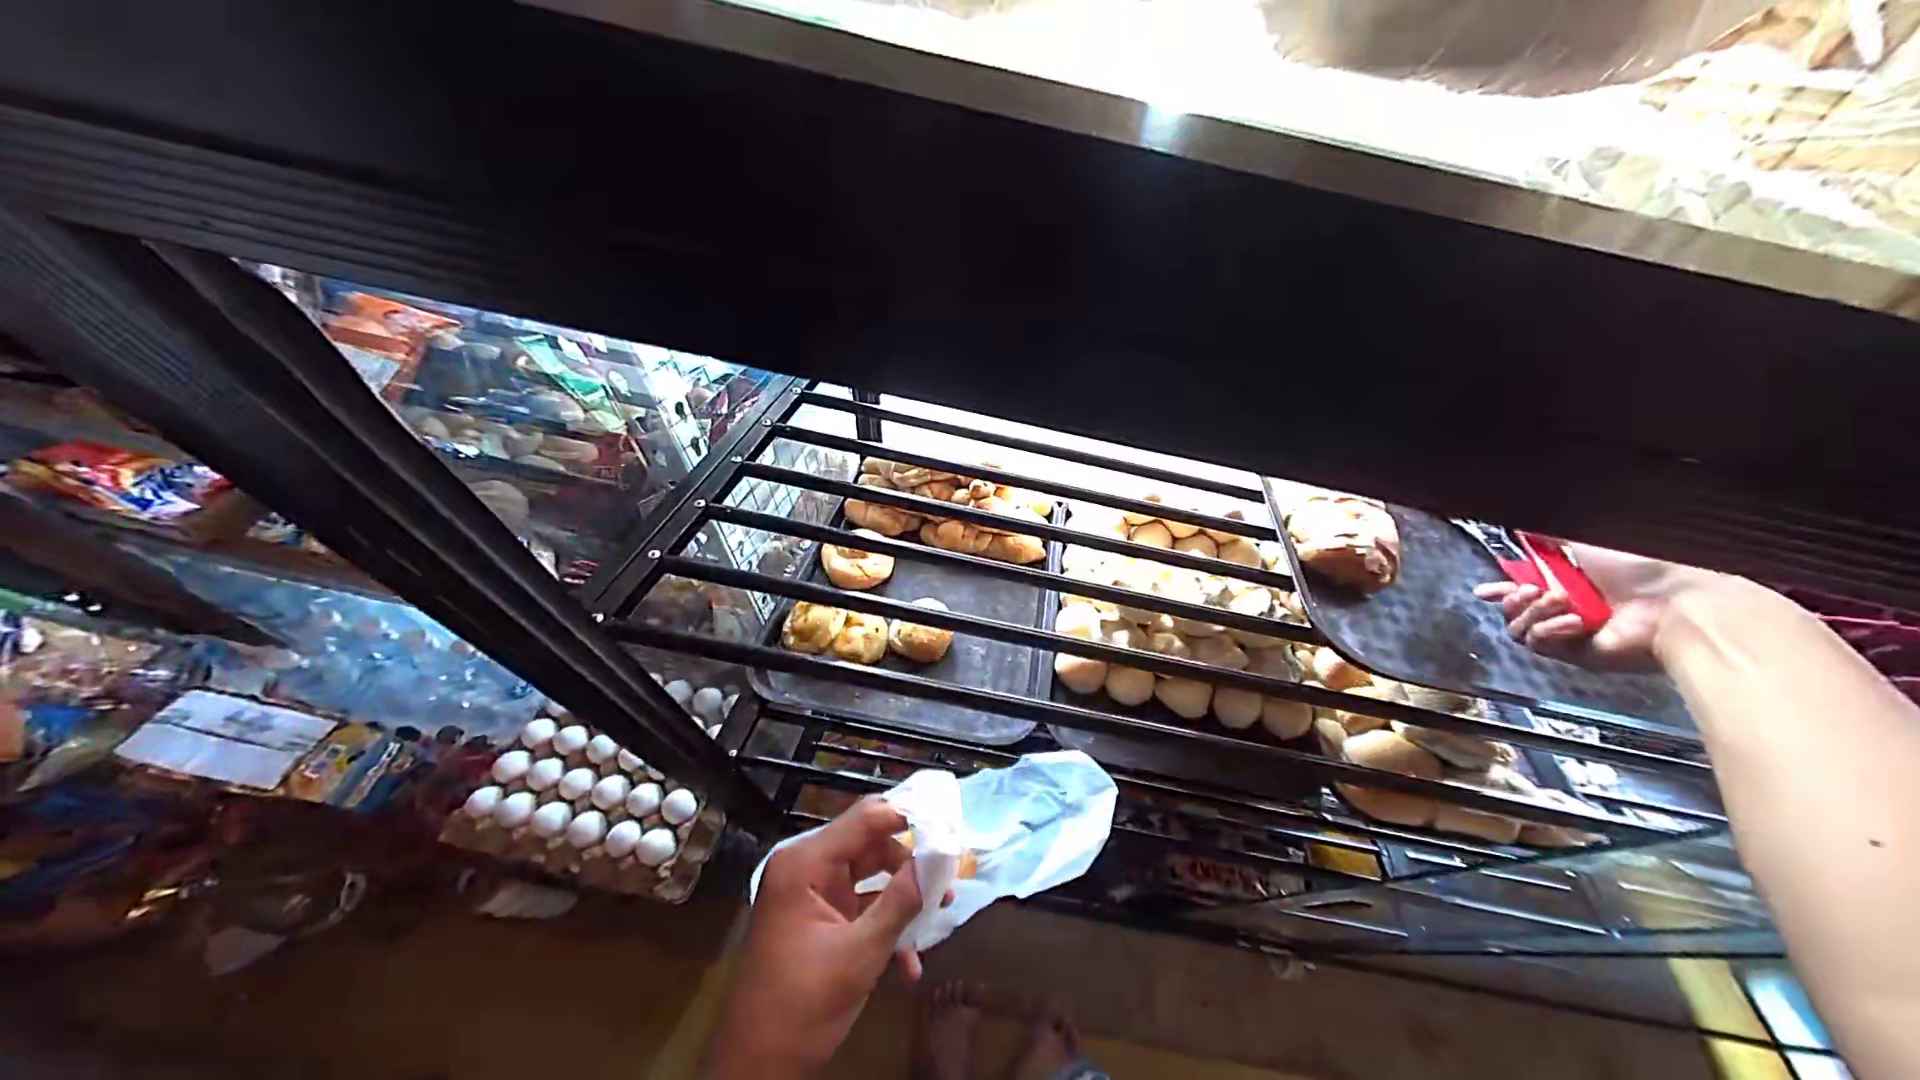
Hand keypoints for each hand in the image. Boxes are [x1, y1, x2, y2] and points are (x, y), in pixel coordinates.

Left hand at [704, 797, 930, 1078]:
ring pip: (869, 874)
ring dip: (903, 894)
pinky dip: (885, 922)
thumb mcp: (859, 953)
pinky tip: (909, 960)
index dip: (907, 815)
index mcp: (806, 863)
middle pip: (869, 843)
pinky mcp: (819, 918)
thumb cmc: (801, 1004)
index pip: (865, 818)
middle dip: (909, 860)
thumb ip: (900, 901)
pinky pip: (860, 904)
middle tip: (949, 871)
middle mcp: (807, 867)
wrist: (756, 1066)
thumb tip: (938, 859)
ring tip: (941, 910)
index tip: (947, 825)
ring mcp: (812, 893)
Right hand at [1474, 543, 1711, 671]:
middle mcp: (1563, 611)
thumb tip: (1519, 527)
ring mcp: (1568, 635)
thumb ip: (1548, 538)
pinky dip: (1550, 630)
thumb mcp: (1586, 543)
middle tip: (1529, 590)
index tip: (1484, 591)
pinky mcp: (1574, 654)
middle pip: (1513, 612)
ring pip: (1520, 629)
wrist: (1673, 604)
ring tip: (1559, 600)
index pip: (1518, 592)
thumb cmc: (1636, 569)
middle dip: (1513, 600)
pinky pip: (1542, 644)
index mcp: (1565, 586)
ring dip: (1533, 612)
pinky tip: (1574, 621)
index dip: (1498, 592)